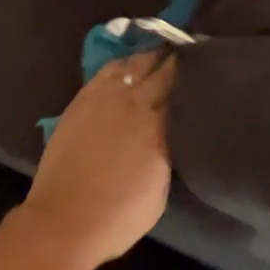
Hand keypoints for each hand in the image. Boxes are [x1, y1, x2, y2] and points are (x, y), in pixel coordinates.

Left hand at [19, 51, 175, 268]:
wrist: (66, 216)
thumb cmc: (119, 215)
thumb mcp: (159, 189)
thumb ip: (167, 151)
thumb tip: (170, 131)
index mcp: (158, 128)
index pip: (181, 93)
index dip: (192, 82)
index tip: (203, 74)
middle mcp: (134, 104)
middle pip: (159, 72)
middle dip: (174, 62)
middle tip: (187, 53)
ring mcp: (104, 97)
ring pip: (132, 65)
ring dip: (147, 58)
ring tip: (159, 53)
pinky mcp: (82, 97)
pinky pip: (107, 71)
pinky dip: (121, 64)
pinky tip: (127, 64)